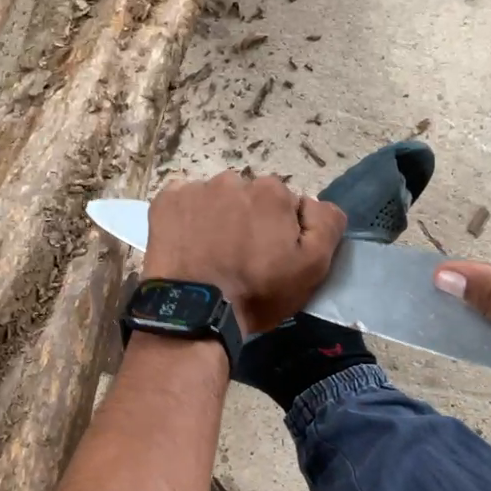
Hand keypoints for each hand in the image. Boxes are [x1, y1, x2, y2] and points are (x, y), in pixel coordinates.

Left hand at [142, 170, 345, 333]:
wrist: (195, 310)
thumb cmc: (256, 292)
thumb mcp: (312, 266)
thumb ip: (325, 224)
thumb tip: (311, 202)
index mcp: (272, 192)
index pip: (283, 204)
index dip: (278, 230)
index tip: (268, 255)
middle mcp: (234, 180)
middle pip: (247, 197)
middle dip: (246, 219)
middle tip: (237, 255)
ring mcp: (195, 189)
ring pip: (215, 198)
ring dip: (216, 216)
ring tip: (209, 250)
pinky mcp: (165, 202)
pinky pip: (182, 200)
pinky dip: (185, 215)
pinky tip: (186, 240)